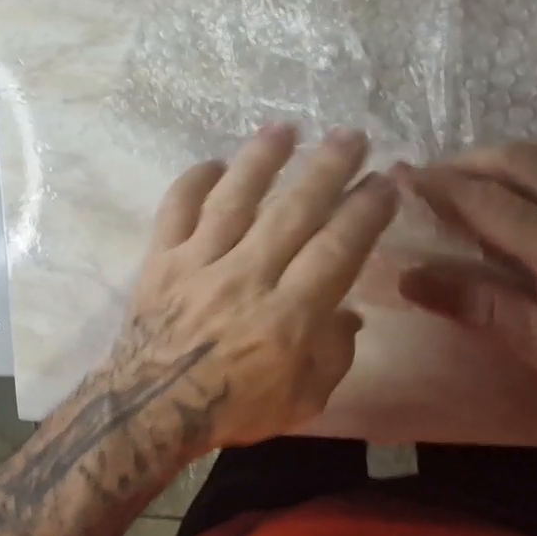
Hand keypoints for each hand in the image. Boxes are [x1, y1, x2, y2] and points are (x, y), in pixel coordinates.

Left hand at [100, 124, 398, 454]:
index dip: (364, 211)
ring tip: (284, 128)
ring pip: (233, 199)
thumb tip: (346, 310)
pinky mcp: (160, 258)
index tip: (384, 181)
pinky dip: (192, 183)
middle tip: (349, 136)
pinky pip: (175, 210)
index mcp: (288, 314)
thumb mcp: (305, 398)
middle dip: (325, 170)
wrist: (151, 406)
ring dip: (261, 160)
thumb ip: (332, 351)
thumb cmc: (234, 407)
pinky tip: (213, 163)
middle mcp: (245, 276)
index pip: (336, 249)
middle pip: (292, 212)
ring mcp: (197, 262)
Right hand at [396, 136, 536, 437]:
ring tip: (472, 178)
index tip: (393, 177)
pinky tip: (530, 171)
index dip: (430, 184)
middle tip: (427, 180)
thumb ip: (480, 308)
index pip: (481, 199)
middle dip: (459, 164)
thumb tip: (407, 275)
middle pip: (510, 159)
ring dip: (498, 157)